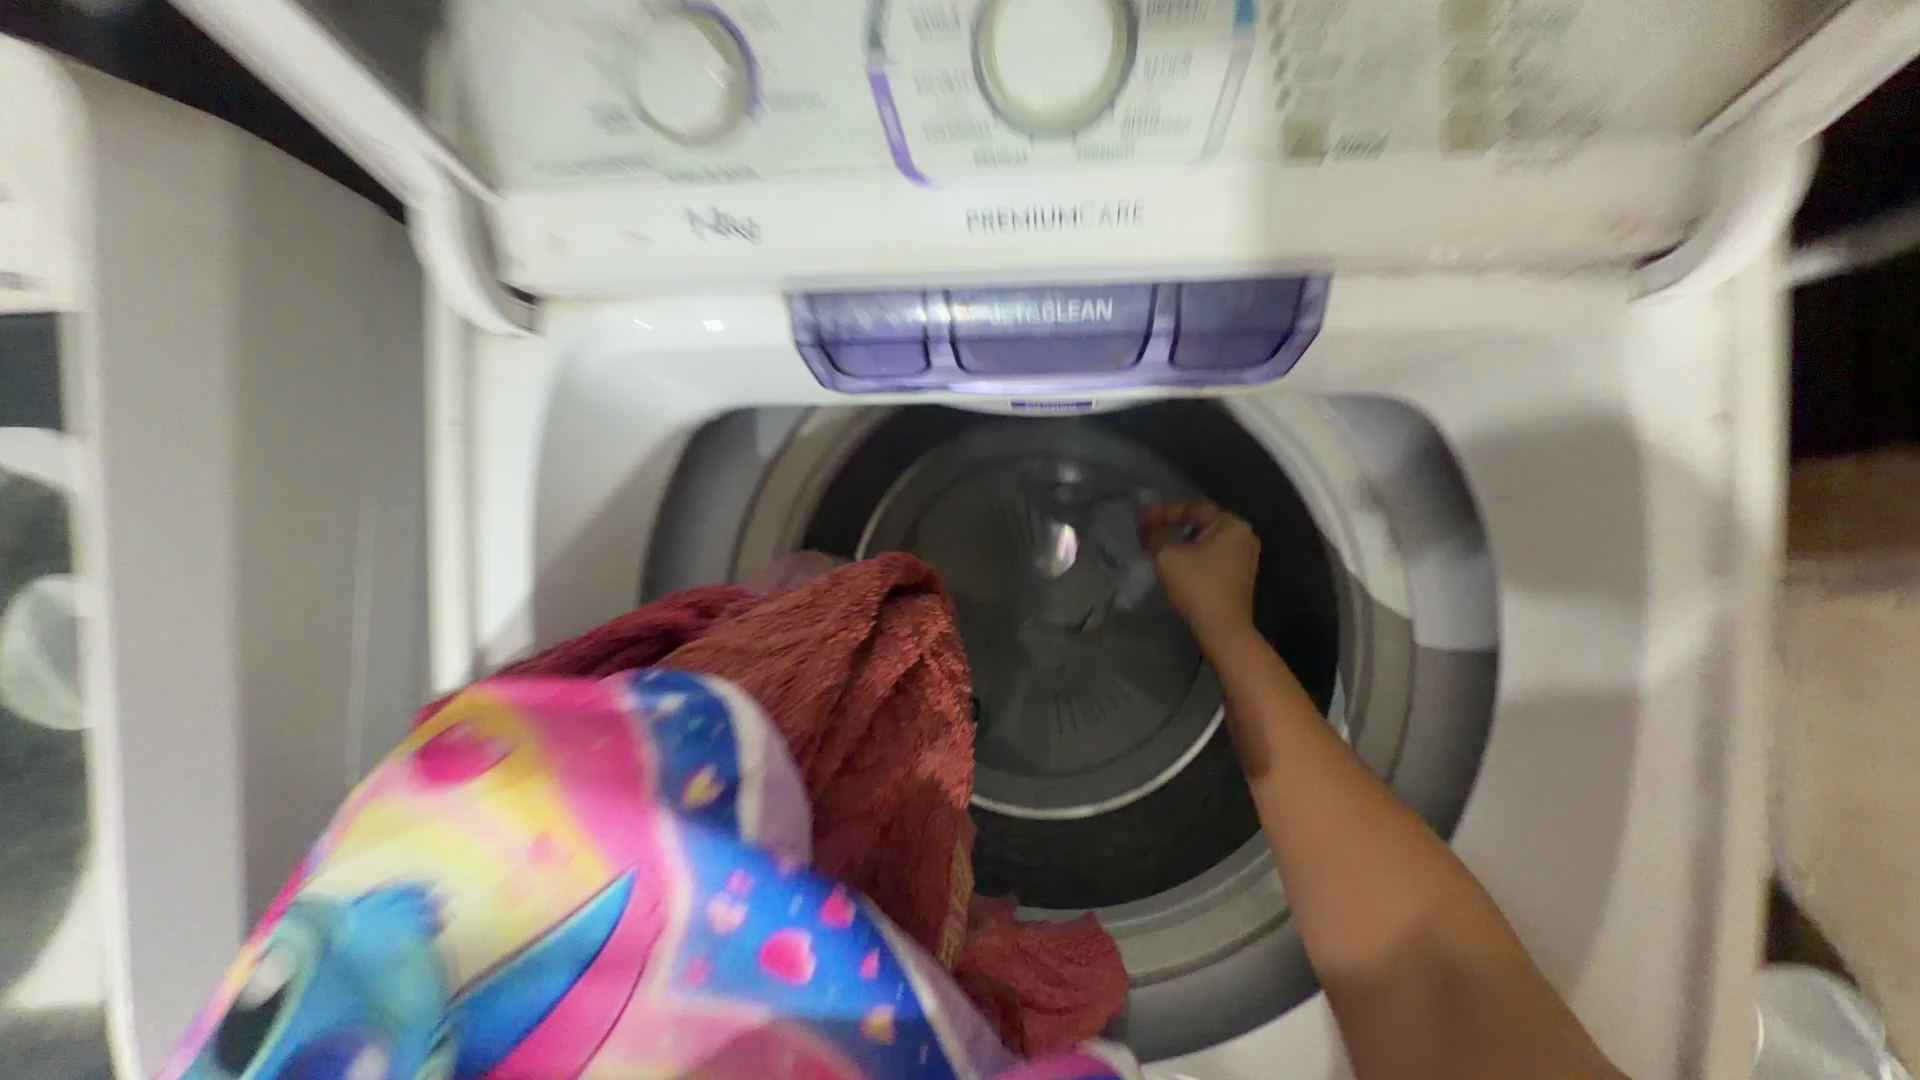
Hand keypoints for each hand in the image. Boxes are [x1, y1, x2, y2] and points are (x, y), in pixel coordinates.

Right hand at [1139, 499, 1259, 642]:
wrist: (1223, 629)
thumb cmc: (1198, 586)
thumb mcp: (1168, 556)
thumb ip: (1155, 536)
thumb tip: (1147, 529)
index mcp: (1231, 524)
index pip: (1193, 506)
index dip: (1162, 510)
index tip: (1140, 519)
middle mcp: (1243, 535)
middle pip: (1201, 521)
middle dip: (1171, 523)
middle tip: (1147, 528)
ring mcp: (1245, 556)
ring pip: (1206, 538)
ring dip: (1180, 538)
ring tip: (1156, 543)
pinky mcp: (1239, 575)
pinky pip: (1212, 554)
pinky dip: (1192, 552)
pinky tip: (1175, 560)